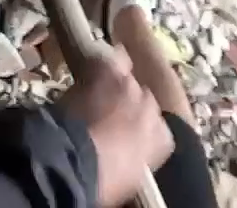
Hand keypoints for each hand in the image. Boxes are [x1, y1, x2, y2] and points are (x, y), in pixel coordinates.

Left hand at [60, 48, 172, 205]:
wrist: (74, 162)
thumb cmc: (103, 179)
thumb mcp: (130, 176)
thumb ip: (138, 156)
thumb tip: (130, 154)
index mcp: (161, 140)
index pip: (160, 130)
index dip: (143, 130)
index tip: (128, 136)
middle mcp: (151, 109)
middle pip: (145, 99)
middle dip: (131, 106)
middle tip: (112, 115)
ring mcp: (129, 87)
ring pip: (129, 77)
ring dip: (118, 85)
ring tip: (103, 91)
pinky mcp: (107, 71)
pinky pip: (113, 58)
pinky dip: (105, 63)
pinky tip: (96, 67)